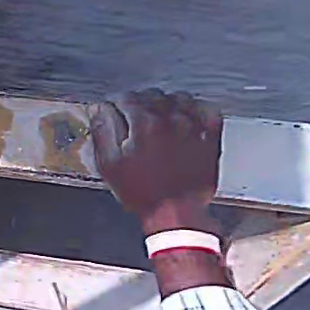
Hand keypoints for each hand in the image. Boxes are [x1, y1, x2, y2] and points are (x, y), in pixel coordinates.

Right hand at [92, 89, 222, 233]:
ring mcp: (194, 127)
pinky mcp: (210, 137)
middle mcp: (171, 119)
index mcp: (144, 123)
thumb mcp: (109, 164)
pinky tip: (186, 116)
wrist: (175, 214)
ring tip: (159, 116)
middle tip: (134, 117)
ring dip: (166, 103)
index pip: (127, 97)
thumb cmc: (142, 193)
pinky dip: (196, 108)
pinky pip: (207, 109)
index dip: (116, 104)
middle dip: (140, 103)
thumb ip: (102, 131)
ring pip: (178, 98)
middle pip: (152, 95)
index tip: (114, 110)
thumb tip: (99, 109)